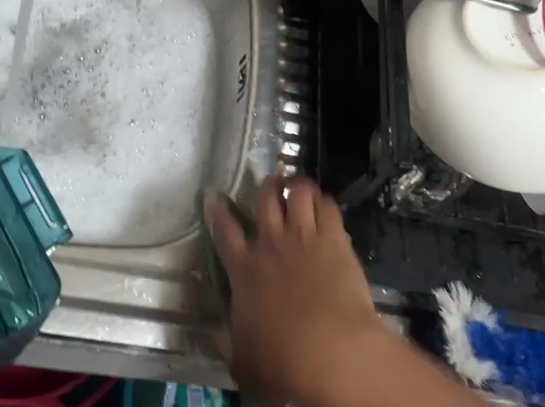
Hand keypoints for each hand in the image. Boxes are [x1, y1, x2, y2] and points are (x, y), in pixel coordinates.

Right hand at [205, 176, 388, 404]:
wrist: (329, 348)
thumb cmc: (281, 359)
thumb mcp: (242, 358)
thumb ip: (226, 341)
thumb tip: (210, 335)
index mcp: (244, 270)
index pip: (224, 229)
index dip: (218, 209)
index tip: (215, 195)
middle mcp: (271, 244)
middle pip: (265, 199)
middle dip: (268, 187)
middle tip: (273, 185)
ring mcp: (303, 236)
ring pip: (298, 192)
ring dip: (298, 187)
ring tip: (300, 187)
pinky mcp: (334, 238)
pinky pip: (328, 205)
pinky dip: (324, 201)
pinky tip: (325, 205)